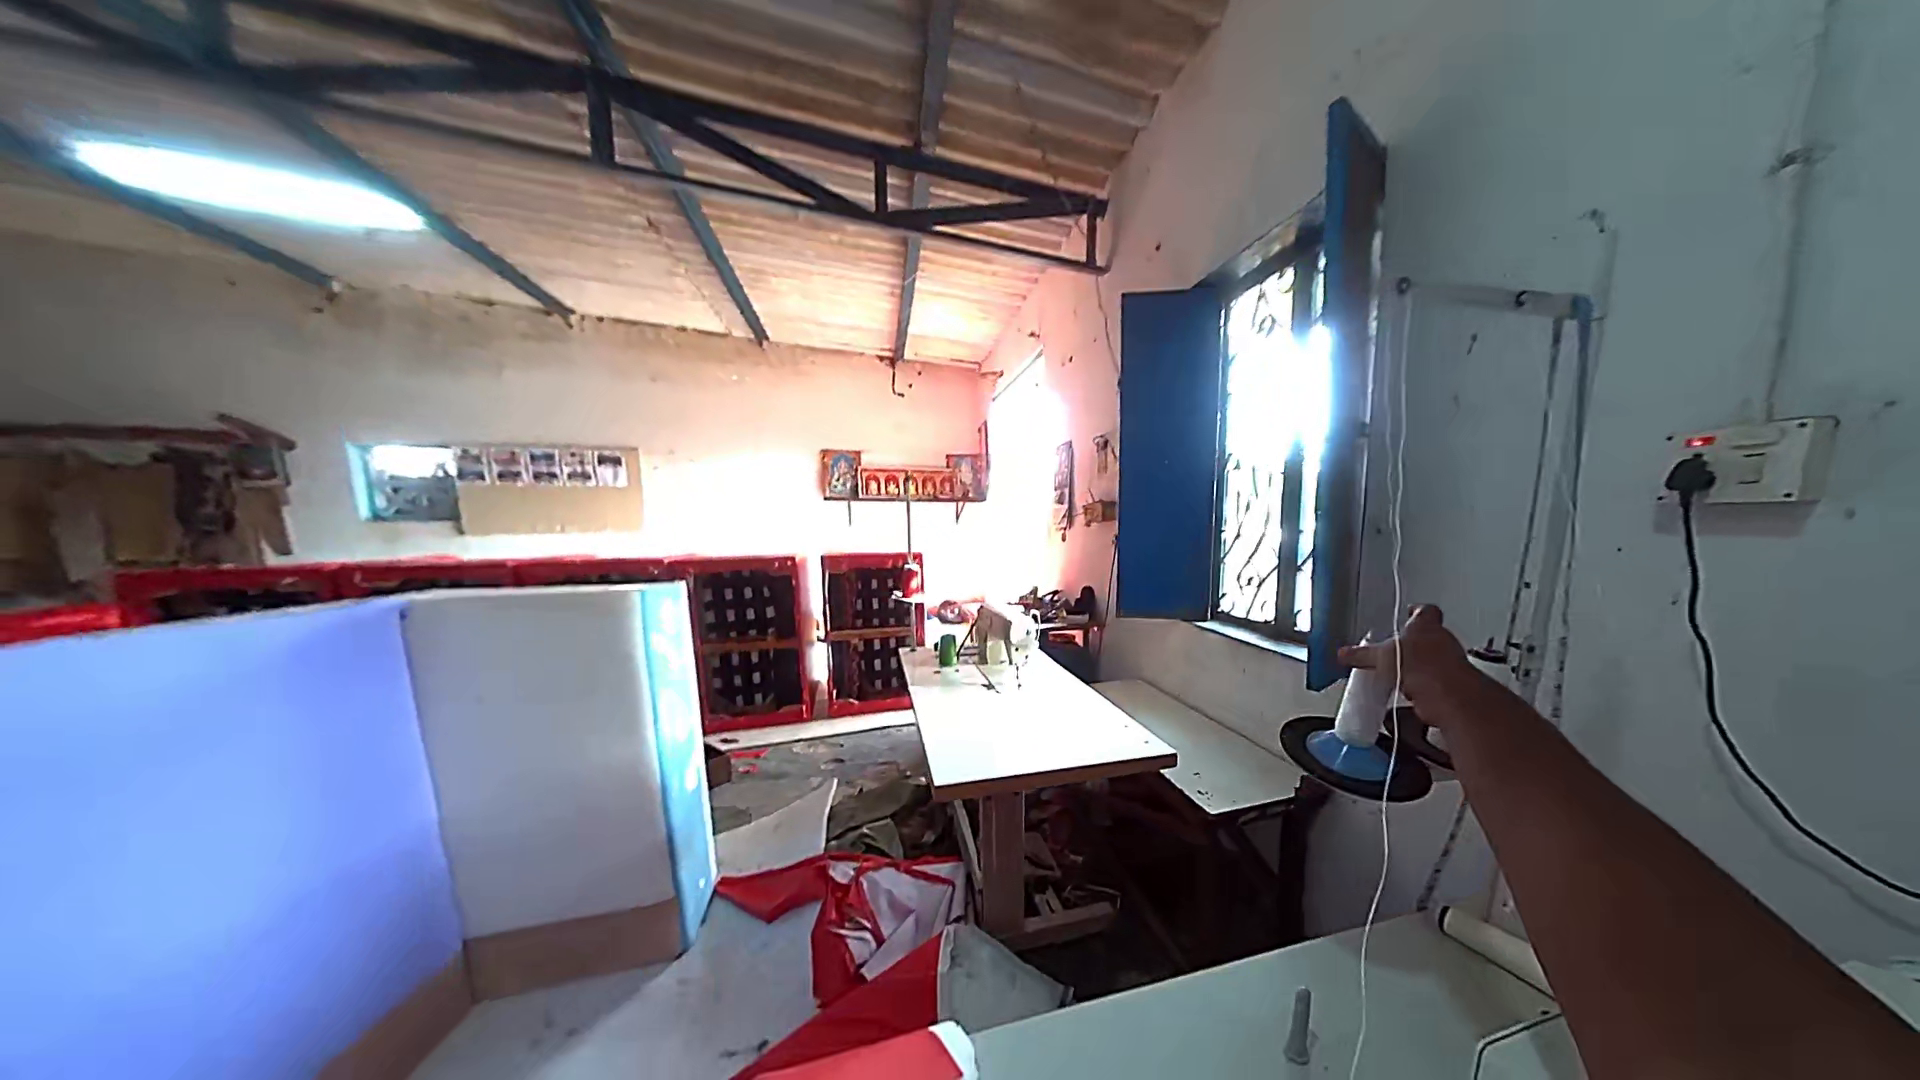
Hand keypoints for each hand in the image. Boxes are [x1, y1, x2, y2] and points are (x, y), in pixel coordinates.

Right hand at [1337, 605, 1476, 715]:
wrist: (1447, 692)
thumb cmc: (1422, 664)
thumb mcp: (1379, 656)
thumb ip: (1361, 655)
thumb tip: (1345, 654)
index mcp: (1425, 625)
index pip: (1425, 611)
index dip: (1417, 611)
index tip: (1410, 612)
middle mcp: (1444, 641)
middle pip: (1430, 636)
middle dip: (1414, 644)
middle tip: (1397, 651)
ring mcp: (1452, 663)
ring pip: (1434, 661)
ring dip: (1418, 668)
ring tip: (1398, 677)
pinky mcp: (1453, 684)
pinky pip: (1434, 683)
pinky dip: (1420, 689)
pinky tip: (1405, 697)